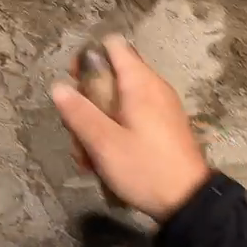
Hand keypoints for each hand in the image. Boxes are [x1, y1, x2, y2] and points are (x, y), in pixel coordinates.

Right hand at [50, 35, 211, 221]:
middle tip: (78, 130)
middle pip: (111, 75)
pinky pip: (132, 116)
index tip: (75, 84)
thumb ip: (79, 113)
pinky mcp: (163, 126)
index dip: (88, 57)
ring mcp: (160, 106)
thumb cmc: (145, 167)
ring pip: (118, 101)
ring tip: (88, 156)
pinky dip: (115, 130)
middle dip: (88, 100)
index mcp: (140, 82)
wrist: (188, 202)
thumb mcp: (104, 143)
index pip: (112, 45)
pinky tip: (105, 160)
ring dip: (98, 122)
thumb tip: (58, 86)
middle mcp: (152, 86)